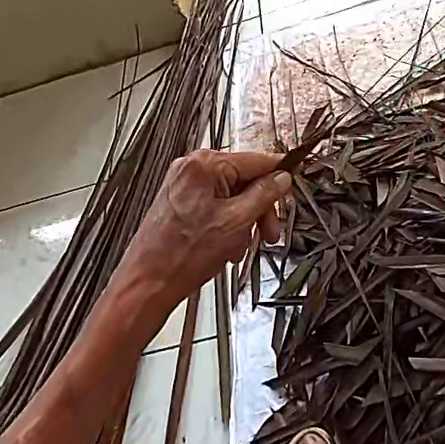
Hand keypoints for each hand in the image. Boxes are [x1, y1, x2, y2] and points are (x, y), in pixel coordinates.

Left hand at [111, 150, 293, 319]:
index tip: (296, 175)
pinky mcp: (180, 203)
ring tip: (242, 246)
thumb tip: (281, 179)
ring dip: (245, 221)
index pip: (255, 160)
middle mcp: (191, 169)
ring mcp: (184, 185)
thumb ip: (264, 195)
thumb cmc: (180, 255)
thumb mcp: (236, 222)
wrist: (147, 283)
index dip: (279, 172)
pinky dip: (228, 224)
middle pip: (244, 179)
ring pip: (232, 196)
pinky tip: (227, 246)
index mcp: (204, 165)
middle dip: (260, 208)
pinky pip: (217, 206)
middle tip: (269, 232)